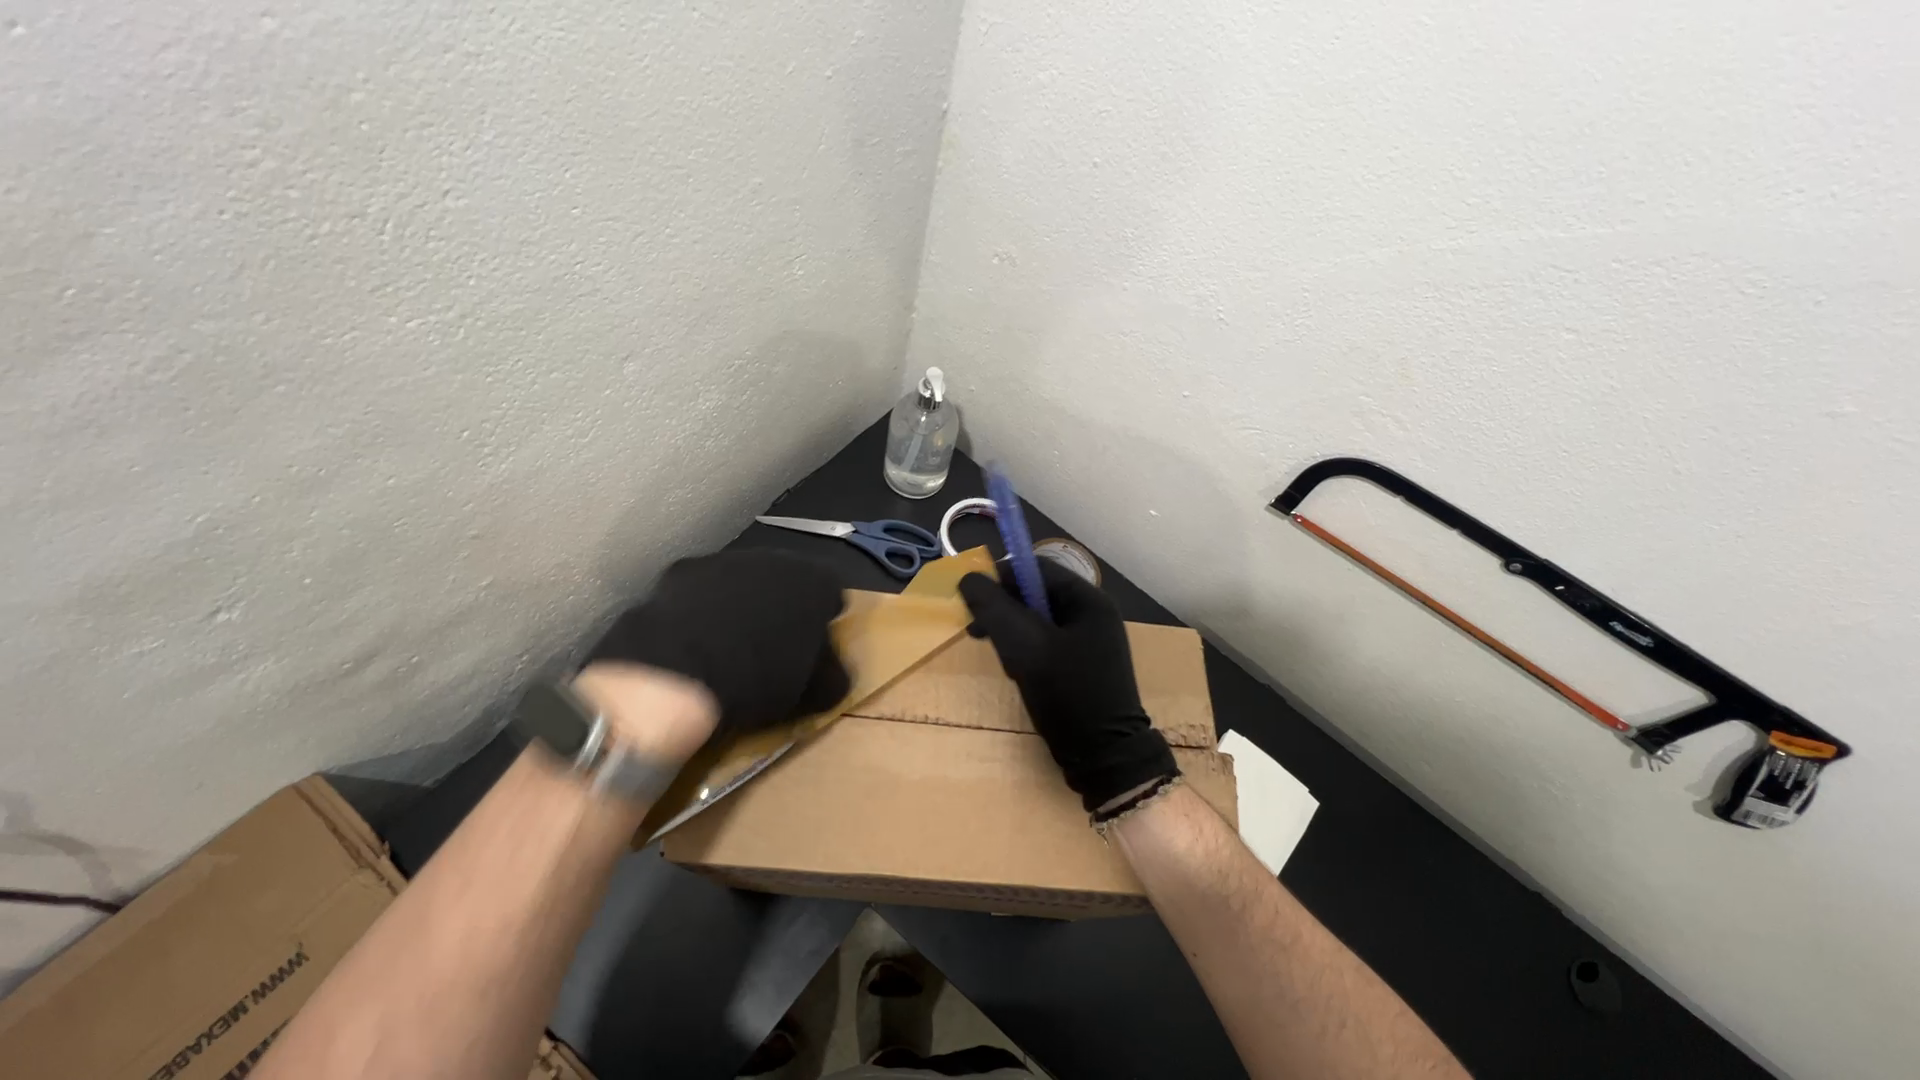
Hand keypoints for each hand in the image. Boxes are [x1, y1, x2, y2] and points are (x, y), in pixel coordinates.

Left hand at [584, 550, 850, 750]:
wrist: (676, 674)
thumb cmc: (759, 679)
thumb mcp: (814, 693)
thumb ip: (831, 675)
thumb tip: (832, 673)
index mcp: (813, 580)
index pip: (831, 594)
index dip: (823, 623)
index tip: (812, 651)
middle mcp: (770, 557)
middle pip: (781, 583)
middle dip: (778, 609)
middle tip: (769, 651)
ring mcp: (718, 560)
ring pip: (736, 584)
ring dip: (735, 607)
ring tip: (723, 652)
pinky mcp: (673, 574)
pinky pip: (696, 595)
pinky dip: (696, 615)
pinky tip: (688, 650)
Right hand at [958, 562, 1178, 811]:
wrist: (1105, 757)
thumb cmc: (1067, 694)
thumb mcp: (1024, 647)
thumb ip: (994, 608)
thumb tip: (968, 578)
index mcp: (1089, 600)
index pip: (1037, 568)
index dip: (1001, 578)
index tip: (973, 600)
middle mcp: (1093, 615)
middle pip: (1037, 594)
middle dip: (1004, 609)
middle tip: (978, 632)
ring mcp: (1091, 643)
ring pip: (1038, 621)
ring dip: (1012, 633)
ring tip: (1001, 657)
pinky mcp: (1083, 667)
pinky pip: (1046, 644)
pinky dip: (1026, 652)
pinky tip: (1016, 672)